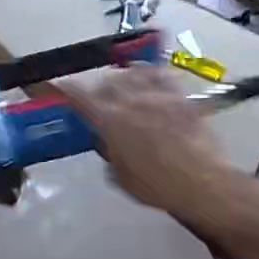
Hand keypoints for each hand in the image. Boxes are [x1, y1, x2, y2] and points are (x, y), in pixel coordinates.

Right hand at [62, 65, 258, 230]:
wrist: (202, 182)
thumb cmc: (156, 185)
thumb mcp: (120, 175)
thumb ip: (108, 150)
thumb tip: (106, 140)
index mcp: (109, 119)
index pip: (78, 94)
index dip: (64, 91)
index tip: (57, 90)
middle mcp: (130, 98)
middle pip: (105, 81)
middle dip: (96, 90)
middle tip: (97, 103)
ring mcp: (157, 93)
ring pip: (132, 72)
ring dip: (122, 79)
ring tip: (122, 90)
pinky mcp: (179, 94)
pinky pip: (160, 73)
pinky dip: (150, 73)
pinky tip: (150, 80)